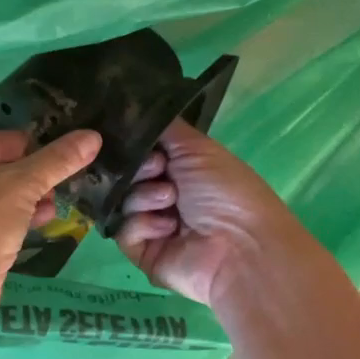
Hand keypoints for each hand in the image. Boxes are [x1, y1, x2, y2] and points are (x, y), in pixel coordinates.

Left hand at [0, 128, 101, 304]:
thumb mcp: (24, 186)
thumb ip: (57, 160)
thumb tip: (92, 136)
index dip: (33, 146)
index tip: (63, 158)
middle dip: (33, 177)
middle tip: (61, 185)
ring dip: (28, 198)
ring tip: (55, 205)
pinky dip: (15, 218)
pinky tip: (41, 222)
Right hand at [116, 120, 317, 305]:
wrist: (239, 247)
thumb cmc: (226, 192)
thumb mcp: (198, 148)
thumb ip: (165, 127)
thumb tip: (132, 106)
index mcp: (178, 172)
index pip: (138, 154)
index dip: (136, 147)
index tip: (148, 146)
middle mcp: (161, 197)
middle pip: (124, 176)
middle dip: (140, 171)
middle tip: (161, 174)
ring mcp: (149, 226)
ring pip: (120, 201)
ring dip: (145, 198)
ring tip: (170, 203)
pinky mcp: (140, 252)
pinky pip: (121, 230)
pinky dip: (142, 225)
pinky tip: (167, 228)